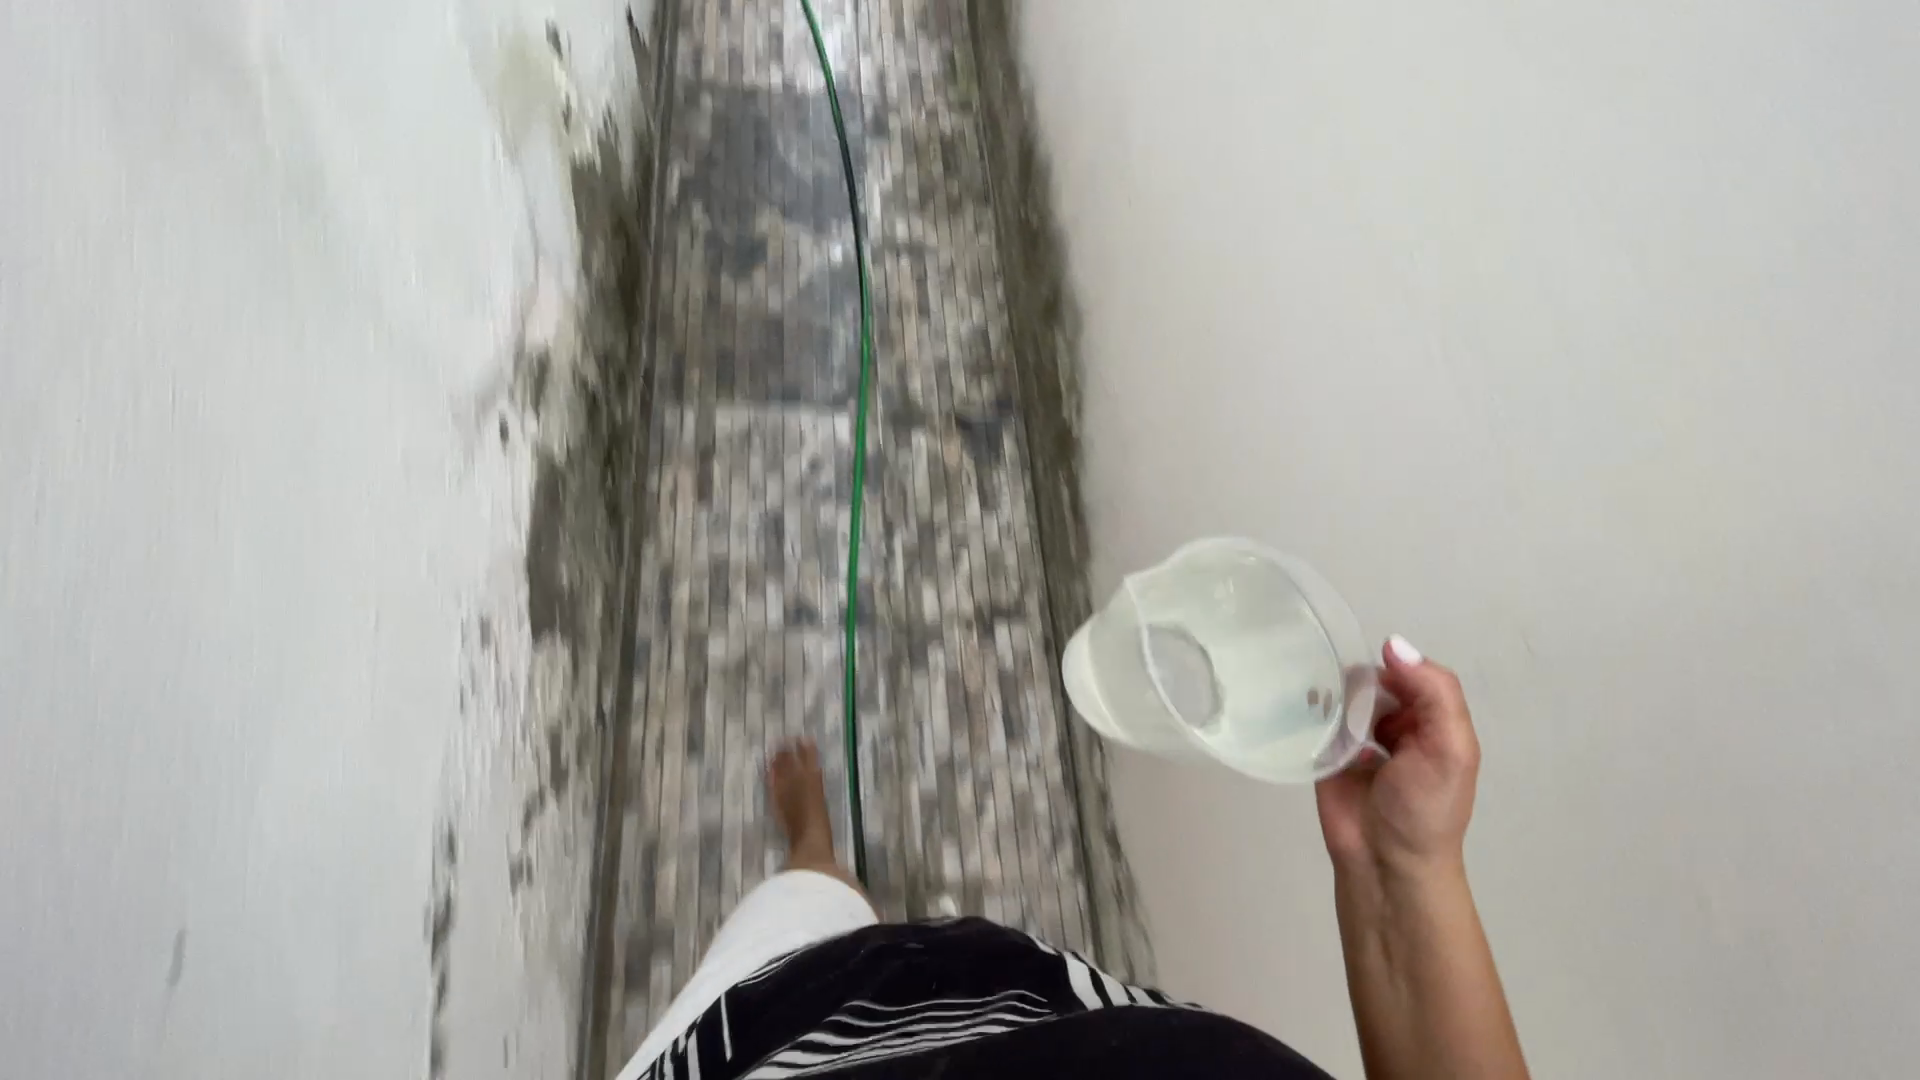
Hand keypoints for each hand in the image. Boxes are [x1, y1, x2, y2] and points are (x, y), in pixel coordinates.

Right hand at [1316, 636, 1480, 875]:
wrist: (1384, 861)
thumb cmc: (1426, 807)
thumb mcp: (1449, 748)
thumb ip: (1434, 693)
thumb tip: (1392, 642)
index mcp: (1433, 721)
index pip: (1414, 673)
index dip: (1397, 666)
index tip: (1376, 674)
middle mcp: (1396, 724)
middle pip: (1374, 681)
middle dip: (1358, 679)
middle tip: (1344, 691)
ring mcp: (1357, 737)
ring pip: (1342, 696)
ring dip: (1330, 691)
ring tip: (1315, 691)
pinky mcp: (1323, 750)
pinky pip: (1315, 718)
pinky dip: (1308, 708)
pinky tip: (1298, 702)